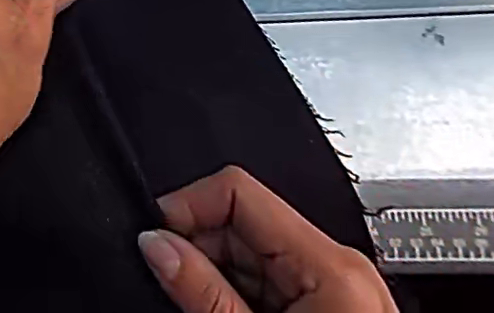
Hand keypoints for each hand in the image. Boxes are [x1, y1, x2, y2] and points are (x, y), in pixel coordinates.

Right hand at [139, 167, 395, 312]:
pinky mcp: (331, 308)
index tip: (155, 236)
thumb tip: (157, 243)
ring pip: (253, 253)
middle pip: (245, 221)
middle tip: (171, 285)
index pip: (239, 192)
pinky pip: (271, 282)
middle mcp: (338, 265)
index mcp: (330, 265)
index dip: (189, 206)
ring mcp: (337, 288)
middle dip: (200, 248)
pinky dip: (240, 297)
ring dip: (217, 277)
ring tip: (201, 311)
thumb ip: (203, 292)